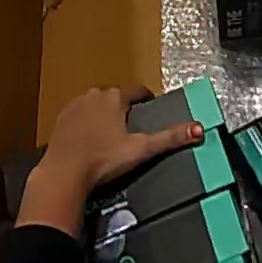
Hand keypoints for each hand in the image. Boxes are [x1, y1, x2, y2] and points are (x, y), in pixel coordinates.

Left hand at [17, 86, 203, 235]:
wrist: (65, 172)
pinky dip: (86, 122)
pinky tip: (89, 140)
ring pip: (97, 104)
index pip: (137, 91)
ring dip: (104, 114)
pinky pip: (80, 114)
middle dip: (123, 109)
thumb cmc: (104, 160)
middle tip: (130, 130)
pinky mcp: (62, 115)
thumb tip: (198, 128)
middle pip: (116, 97)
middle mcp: (95, 93)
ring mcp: (77, 103)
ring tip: (109, 137)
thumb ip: (169, 138)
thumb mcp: (140, 150)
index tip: (150, 108)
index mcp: (116, 97)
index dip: (146, 99)